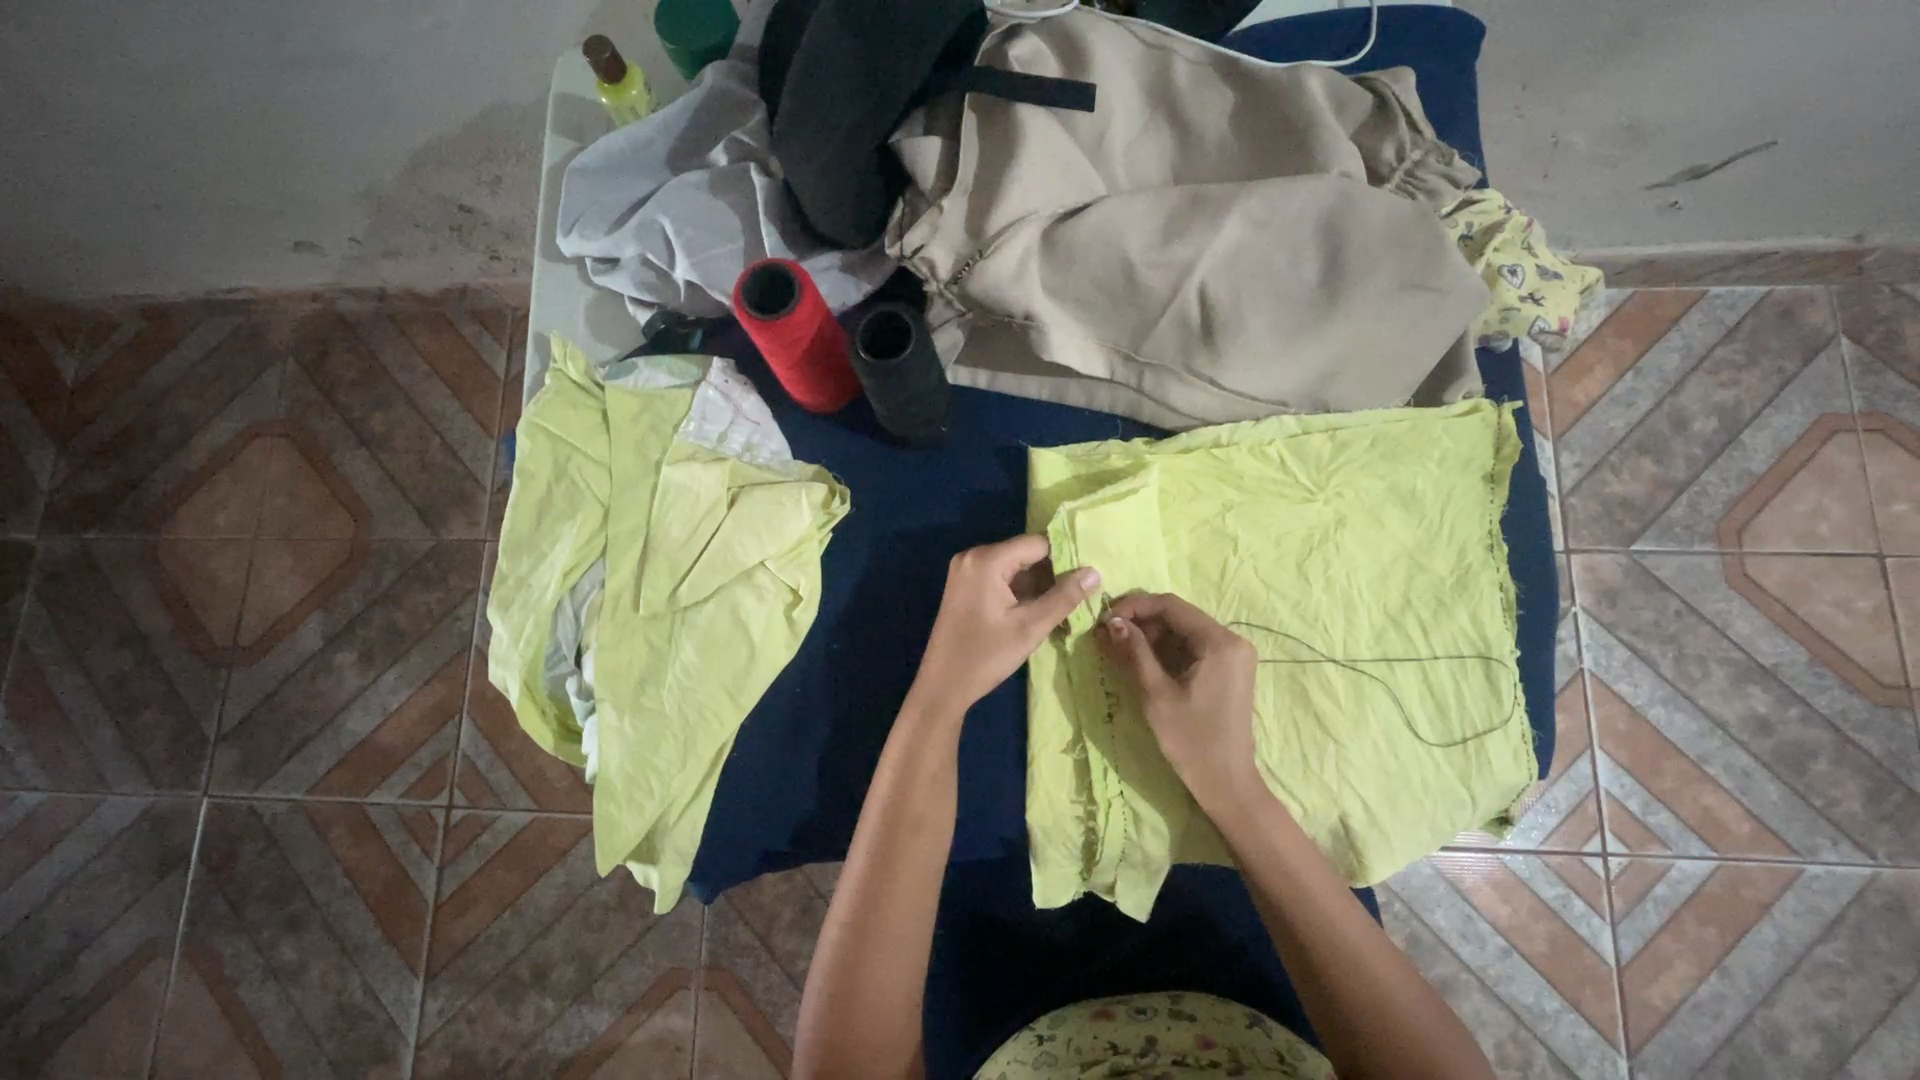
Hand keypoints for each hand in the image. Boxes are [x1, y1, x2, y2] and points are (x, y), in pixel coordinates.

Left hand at [911, 535, 1099, 712]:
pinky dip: (1021, 591)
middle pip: (1025, 554)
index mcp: (987, 560)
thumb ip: (1064, 597)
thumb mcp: (1030, 627)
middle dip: (1053, 572)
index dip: (1066, 557)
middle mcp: (973, 557)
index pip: (1037, 544)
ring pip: (1014, 568)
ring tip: (1067, 603)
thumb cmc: (985, 656)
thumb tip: (1095, 572)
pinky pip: (1000, 579)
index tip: (1088, 577)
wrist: (943, 686)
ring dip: (1038, 584)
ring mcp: (966, 572)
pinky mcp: (964, 588)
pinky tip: (1041, 609)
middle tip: (1081, 593)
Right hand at [1098, 592, 1261, 799]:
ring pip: (1182, 631)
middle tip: (1106, 636)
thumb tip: (1111, 621)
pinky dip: (1165, 650)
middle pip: (1178, 616)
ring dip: (1150, 636)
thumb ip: (1134, 652)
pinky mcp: (1227, 668)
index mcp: (1220, 642)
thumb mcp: (1156, 694)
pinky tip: (1140, 661)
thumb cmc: (1191, 740)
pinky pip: (1191, 647)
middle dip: (1140, 622)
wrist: (1226, 781)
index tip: (1104, 619)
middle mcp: (1231, 640)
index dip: (1134, 607)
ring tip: (1117, 649)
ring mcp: (1232, 654)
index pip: (1171, 606)